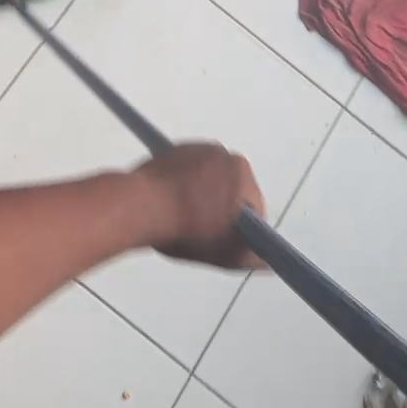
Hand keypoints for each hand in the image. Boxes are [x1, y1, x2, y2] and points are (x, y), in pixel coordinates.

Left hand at [133, 143, 264, 269]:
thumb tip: (267, 261)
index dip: (241, 229)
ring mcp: (197, 146)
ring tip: (184, 216)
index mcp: (242, 172)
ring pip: (210, 179)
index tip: (222, 240)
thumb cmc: (187, 229)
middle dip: (222, 208)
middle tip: (202, 230)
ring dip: (203, 194)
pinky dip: (186, 182)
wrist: (140, 205)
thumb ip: (251, 257)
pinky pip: (190, 170)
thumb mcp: (225, 254)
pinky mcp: (173, 148)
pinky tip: (172, 201)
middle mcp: (223, 152)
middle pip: (232, 189)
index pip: (254, 207)